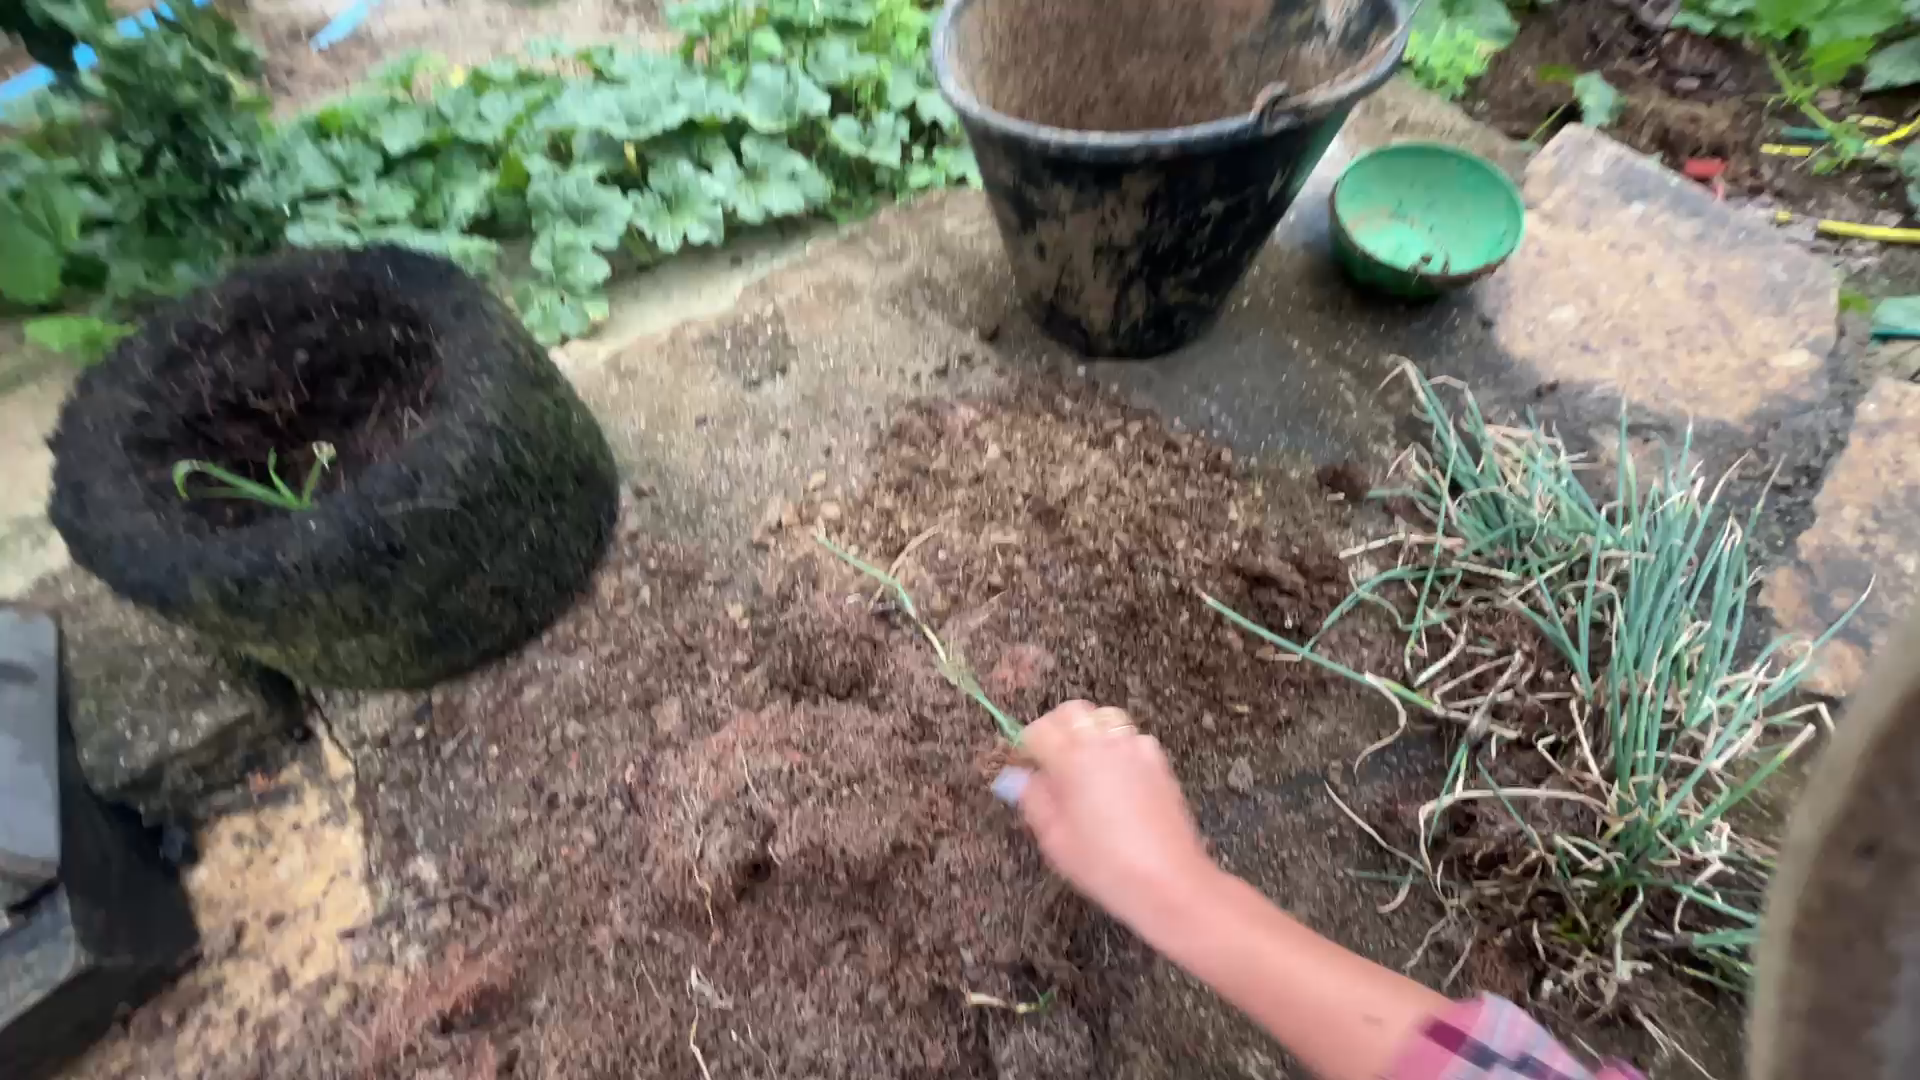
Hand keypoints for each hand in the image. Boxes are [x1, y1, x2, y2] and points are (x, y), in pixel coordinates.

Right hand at [998, 700, 1219, 932]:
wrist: (1168, 882)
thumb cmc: (1106, 866)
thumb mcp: (1055, 838)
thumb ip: (1033, 799)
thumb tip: (1016, 777)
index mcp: (1071, 760)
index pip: (1038, 730)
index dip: (1026, 744)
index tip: (1022, 761)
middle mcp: (1103, 745)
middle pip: (1072, 711)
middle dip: (1056, 726)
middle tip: (1049, 756)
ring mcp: (1134, 750)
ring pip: (1104, 718)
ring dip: (1088, 732)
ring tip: (1082, 763)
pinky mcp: (1158, 763)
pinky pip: (1132, 738)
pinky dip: (1119, 746)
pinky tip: (1116, 775)